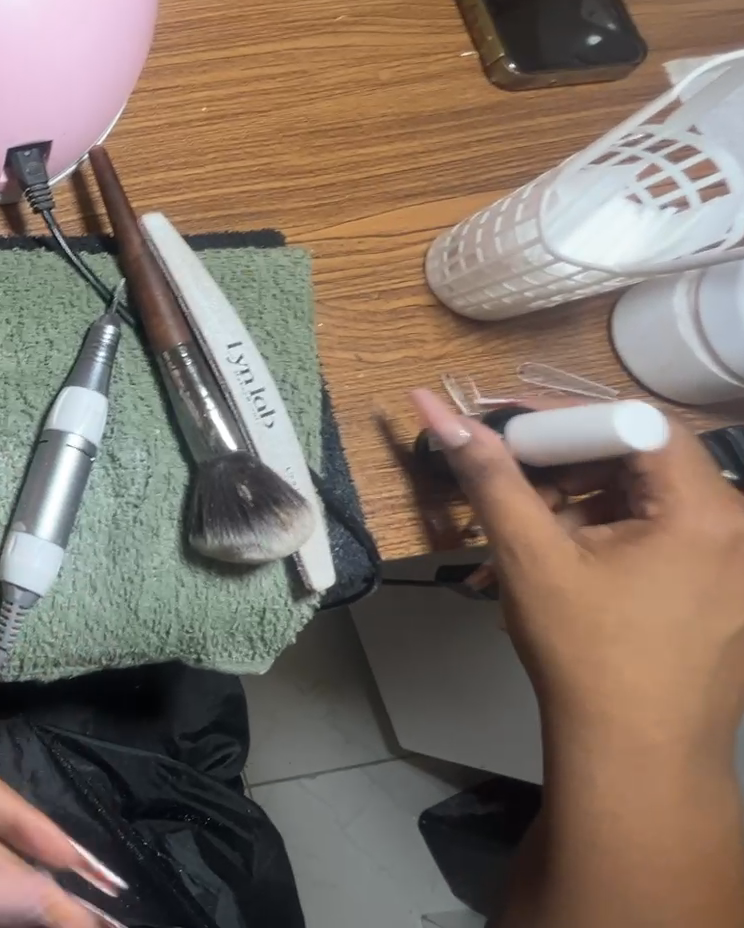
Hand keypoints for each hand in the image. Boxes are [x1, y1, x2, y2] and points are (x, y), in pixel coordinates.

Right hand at [411, 390, 743, 748]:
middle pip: (635, 456)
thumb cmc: (584, 643)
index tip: (492, 424)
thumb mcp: (527, 553)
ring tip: (516, 535)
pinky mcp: (720, 578)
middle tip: (498, 488)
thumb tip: (436, 408)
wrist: (634, 740)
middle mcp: (738, 524)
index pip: (632, 423)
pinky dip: (593, 528)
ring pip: (637, 491)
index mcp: (709, 512)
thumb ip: (488, 474)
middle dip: (556, 464)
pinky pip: (651, 526)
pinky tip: (551, 558)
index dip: (558, 417)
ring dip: (567, 499)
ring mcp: (733, 555)